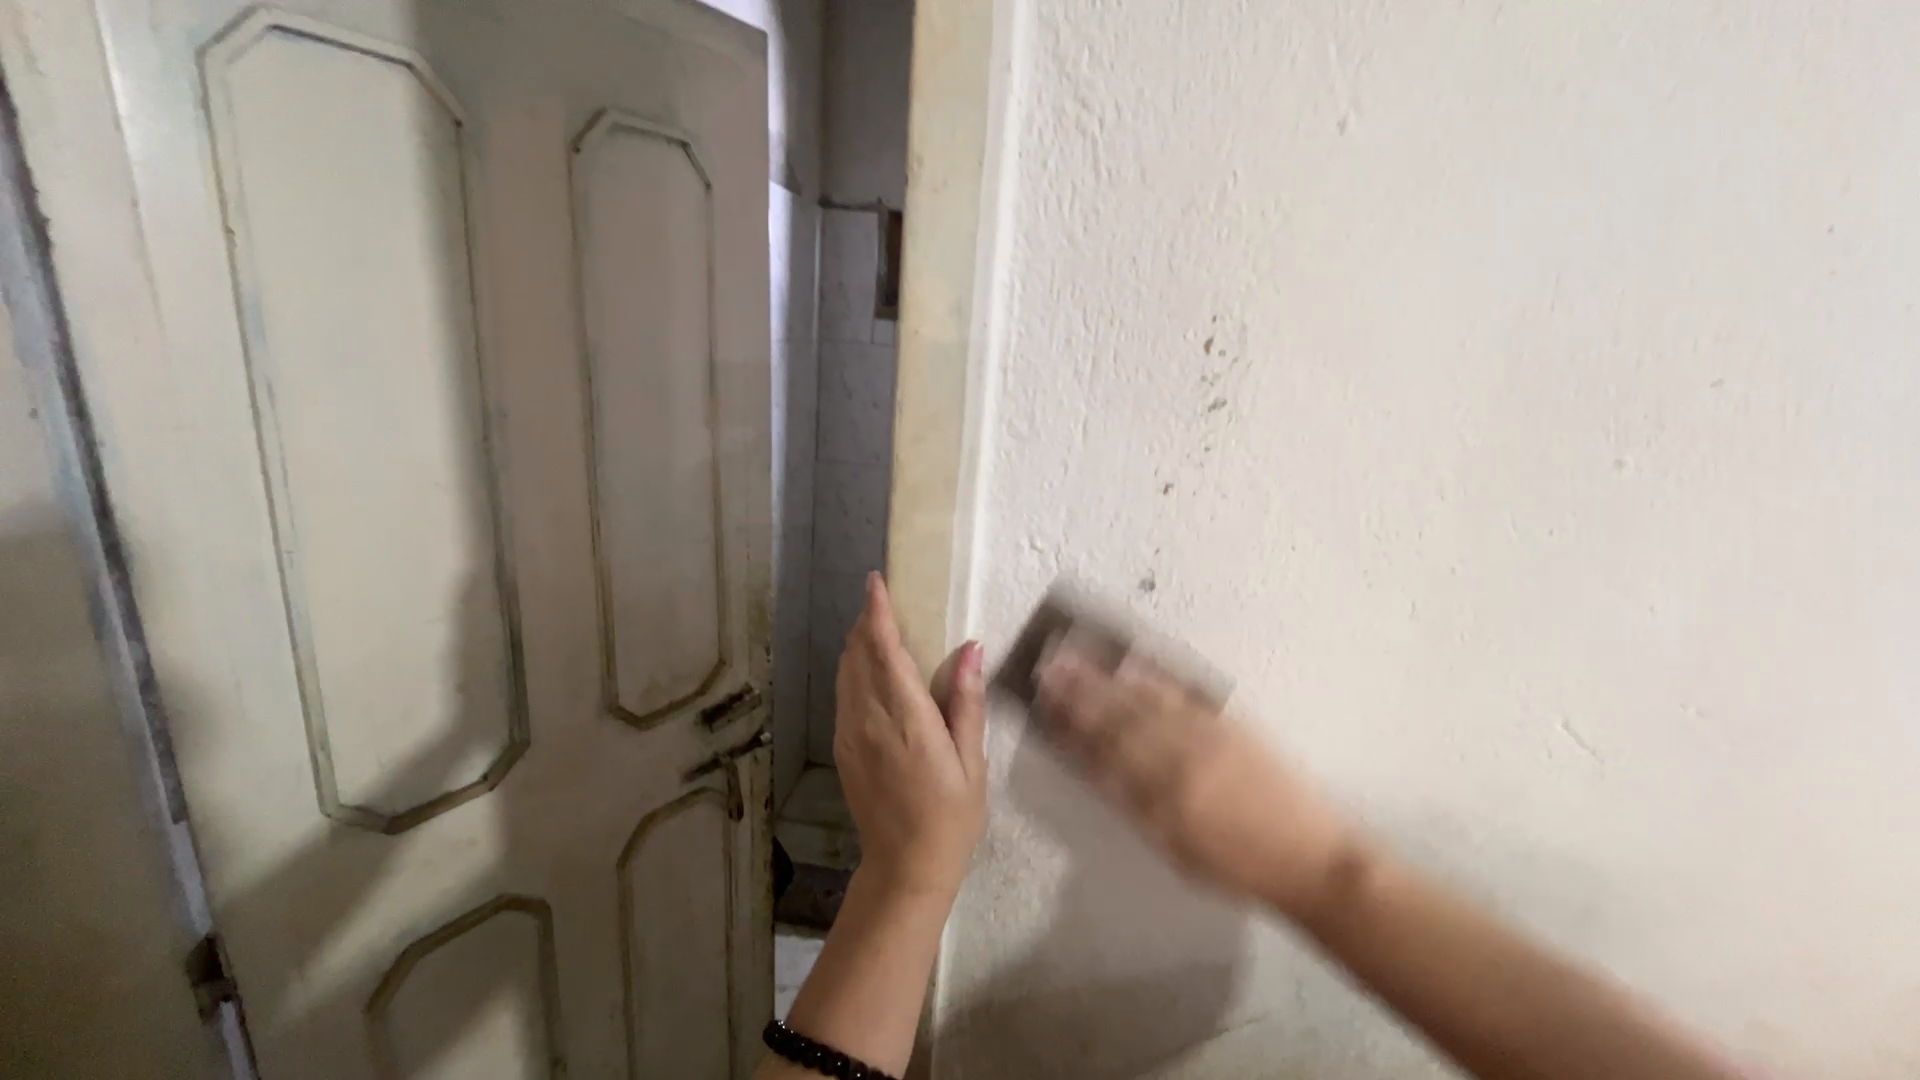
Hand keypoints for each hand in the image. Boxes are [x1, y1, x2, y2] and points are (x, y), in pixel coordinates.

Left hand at [833, 573, 987, 901]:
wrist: (904, 865)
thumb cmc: (951, 815)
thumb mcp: (972, 761)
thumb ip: (966, 702)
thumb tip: (971, 648)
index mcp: (906, 720)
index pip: (884, 652)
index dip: (877, 613)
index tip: (875, 583)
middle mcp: (870, 720)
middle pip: (857, 655)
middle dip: (865, 622)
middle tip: (880, 598)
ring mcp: (850, 734)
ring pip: (845, 673)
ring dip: (856, 644)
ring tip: (873, 624)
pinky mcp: (843, 748)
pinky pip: (844, 695)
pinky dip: (852, 670)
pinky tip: (866, 669)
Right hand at [1036, 650, 1357, 916]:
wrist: (1310, 860)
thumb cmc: (1238, 868)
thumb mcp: (1174, 851)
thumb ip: (1134, 808)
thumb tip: (1098, 770)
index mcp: (1159, 802)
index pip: (1102, 756)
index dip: (1069, 729)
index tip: (1044, 706)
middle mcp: (1177, 764)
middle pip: (1116, 720)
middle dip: (1078, 693)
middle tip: (1048, 667)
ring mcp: (1205, 739)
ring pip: (1144, 701)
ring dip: (1106, 677)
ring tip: (1077, 656)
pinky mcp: (1231, 725)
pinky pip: (1184, 694)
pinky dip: (1154, 676)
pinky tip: (1132, 663)